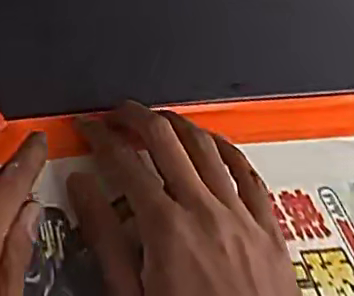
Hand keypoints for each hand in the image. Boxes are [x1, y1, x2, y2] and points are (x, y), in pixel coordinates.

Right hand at [68, 101, 296, 295]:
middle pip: (163, 136)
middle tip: (116, 115)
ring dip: (175, 124)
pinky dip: (227, 150)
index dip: (98, 134)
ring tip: (157, 122)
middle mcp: (205, 214)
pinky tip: (212, 145)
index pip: (122, 158)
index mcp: (167, 229)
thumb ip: (104, 237)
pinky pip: (250, 175)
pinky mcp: (271, 235)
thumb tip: (81, 186)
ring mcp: (242, 221)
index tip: (88, 129)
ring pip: (205, 145)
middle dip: (132, 115)